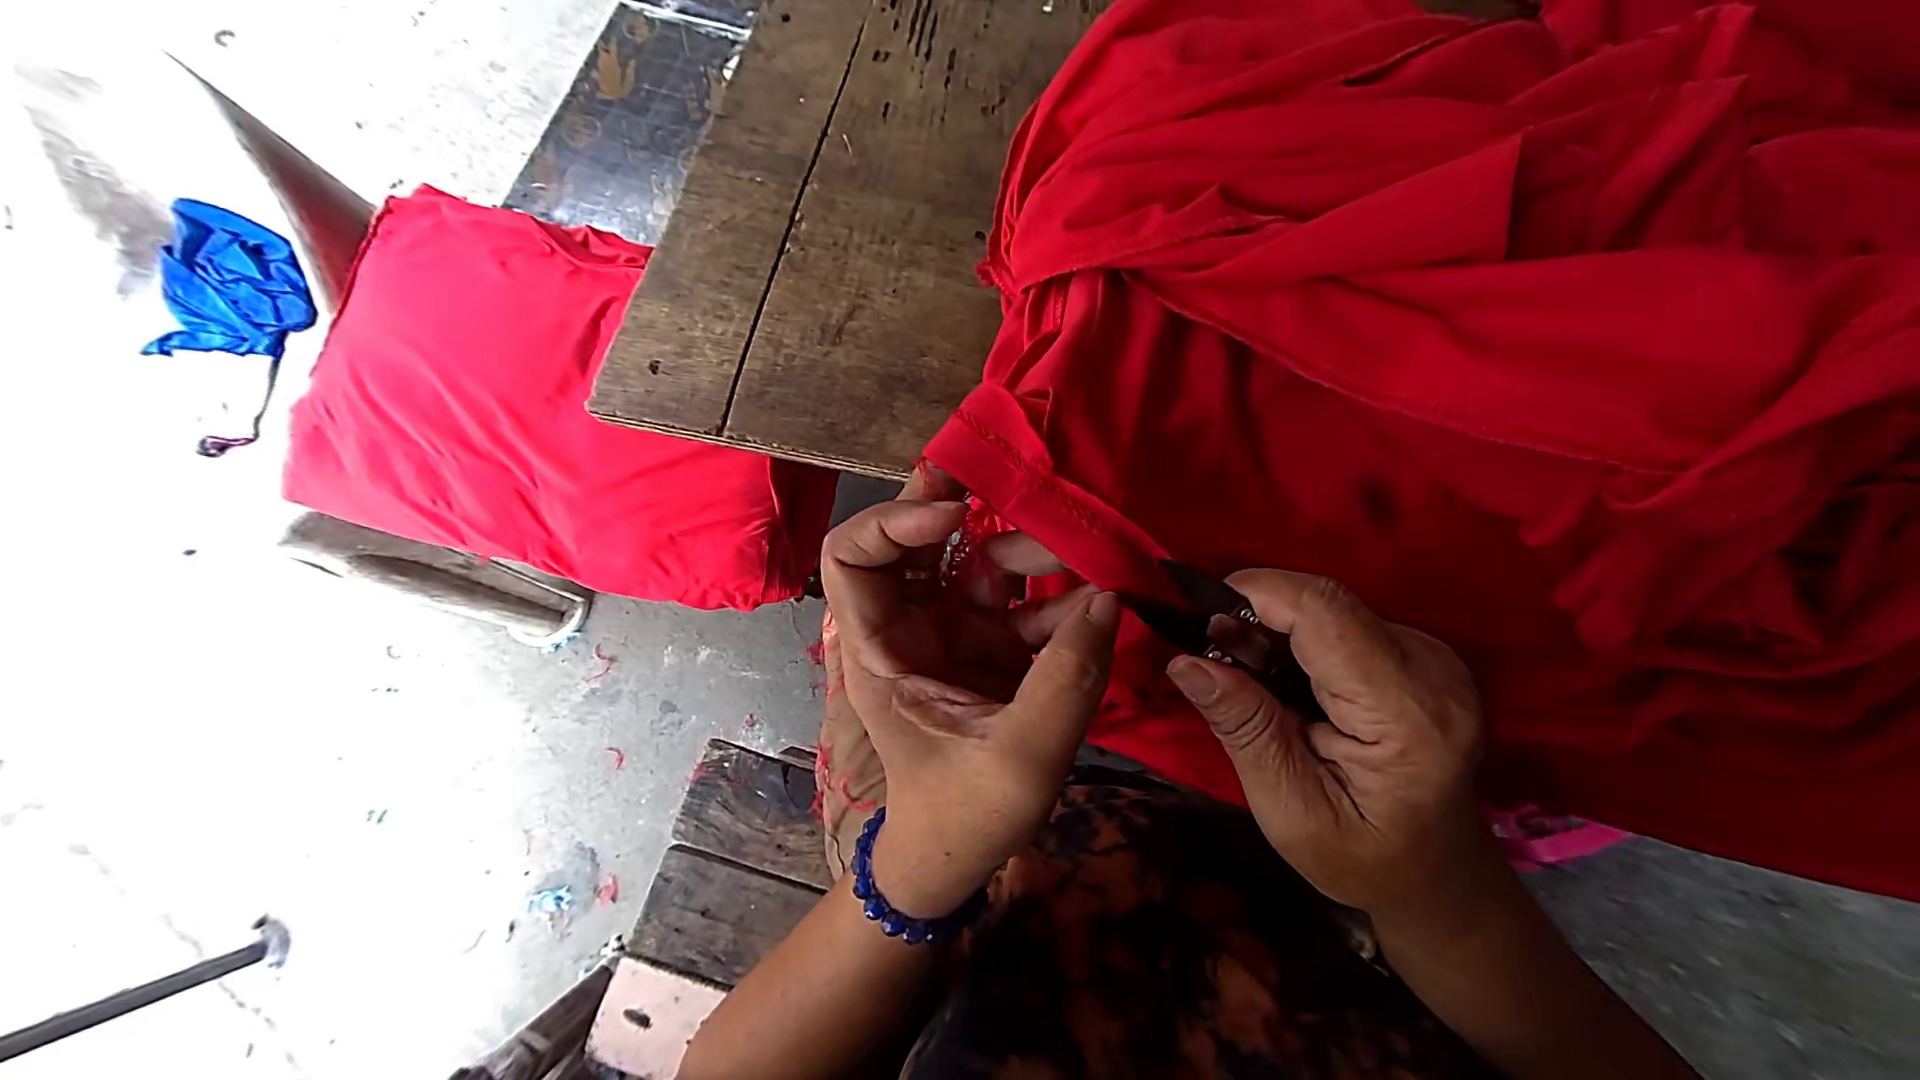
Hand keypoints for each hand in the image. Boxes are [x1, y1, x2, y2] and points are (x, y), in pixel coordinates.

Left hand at [821, 476, 1120, 917]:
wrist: (961, 857)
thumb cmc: (964, 817)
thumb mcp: (1019, 759)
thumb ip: (1067, 681)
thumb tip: (1109, 598)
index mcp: (880, 650)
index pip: (853, 558)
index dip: (892, 523)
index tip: (956, 516)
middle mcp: (909, 628)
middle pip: (914, 542)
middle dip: (957, 506)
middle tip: (1010, 479)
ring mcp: (952, 632)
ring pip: (976, 563)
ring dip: (1026, 551)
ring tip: (1086, 557)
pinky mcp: (992, 645)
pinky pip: (1022, 602)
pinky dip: (1059, 597)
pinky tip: (1098, 604)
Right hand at [1165, 570, 1497, 918]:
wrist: (1437, 876)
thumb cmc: (1364, 859)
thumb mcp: (1289, 809)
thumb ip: (1243, 728)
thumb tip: (1185, 662)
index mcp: (1405, 713)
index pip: (1325, 610)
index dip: (1256, 594)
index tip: (1202, 621)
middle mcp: (1431, 669)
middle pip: (1323, 601)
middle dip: (1256, 614)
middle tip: (1218, 661)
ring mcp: (1432, 656)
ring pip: (1328, 604)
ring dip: (1274, 627)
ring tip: (1251, 680)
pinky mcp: (1420, 652)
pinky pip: (1341, 618)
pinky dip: (1297, 636)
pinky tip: (1287, 680)